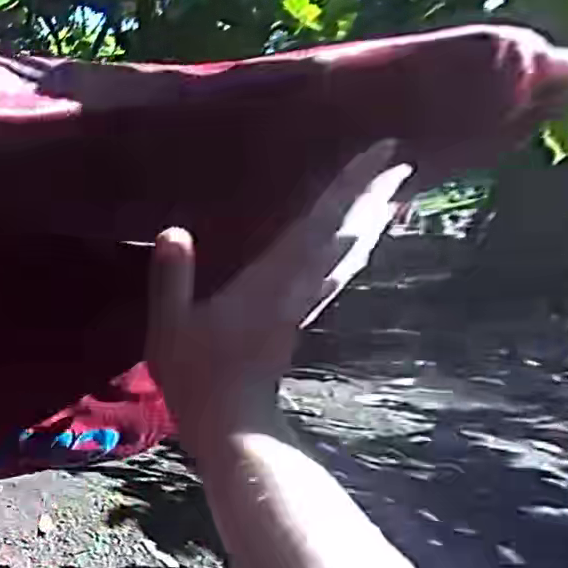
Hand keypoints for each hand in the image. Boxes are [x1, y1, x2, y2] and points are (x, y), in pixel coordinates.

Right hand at [147, 140, 412, 442]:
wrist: (229, 416)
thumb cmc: (193, 370)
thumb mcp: (169, 324)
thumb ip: (171, 278)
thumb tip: (172, 231)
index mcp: (267, 284)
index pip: (314, 227)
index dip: (346, 189)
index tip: (380, 151)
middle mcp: (295, 288)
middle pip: (341, 236)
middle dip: (368, 198)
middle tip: (398, 161)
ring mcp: (301, 305)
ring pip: (346, 255)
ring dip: (370, 223)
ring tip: (391, 195)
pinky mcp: (298, 319)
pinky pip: (335, 275)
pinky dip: (352, 252)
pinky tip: (356, 246)